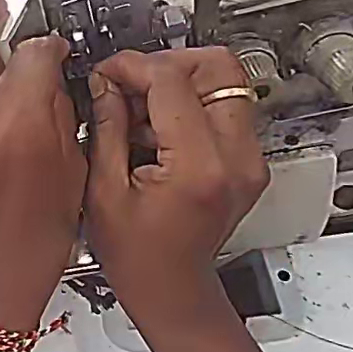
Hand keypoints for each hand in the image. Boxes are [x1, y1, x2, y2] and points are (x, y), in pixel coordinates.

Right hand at [85, 48, 269, 331]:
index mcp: (199, 167)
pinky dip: (191, 104)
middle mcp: (236, 159)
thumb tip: (106, 83)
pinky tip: (159, 129)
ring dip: (180, 83)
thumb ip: (107, 126)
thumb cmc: (139, 257)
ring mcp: (249, 160)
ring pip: (226, 81)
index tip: (109, 73)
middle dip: (167, 64)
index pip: (172, 81)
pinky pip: (226, 107)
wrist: (171, 287)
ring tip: (143, 113)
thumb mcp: (104, 190)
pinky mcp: (249, 161)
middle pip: (217, 67)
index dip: (133, 66)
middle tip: (132, 85)